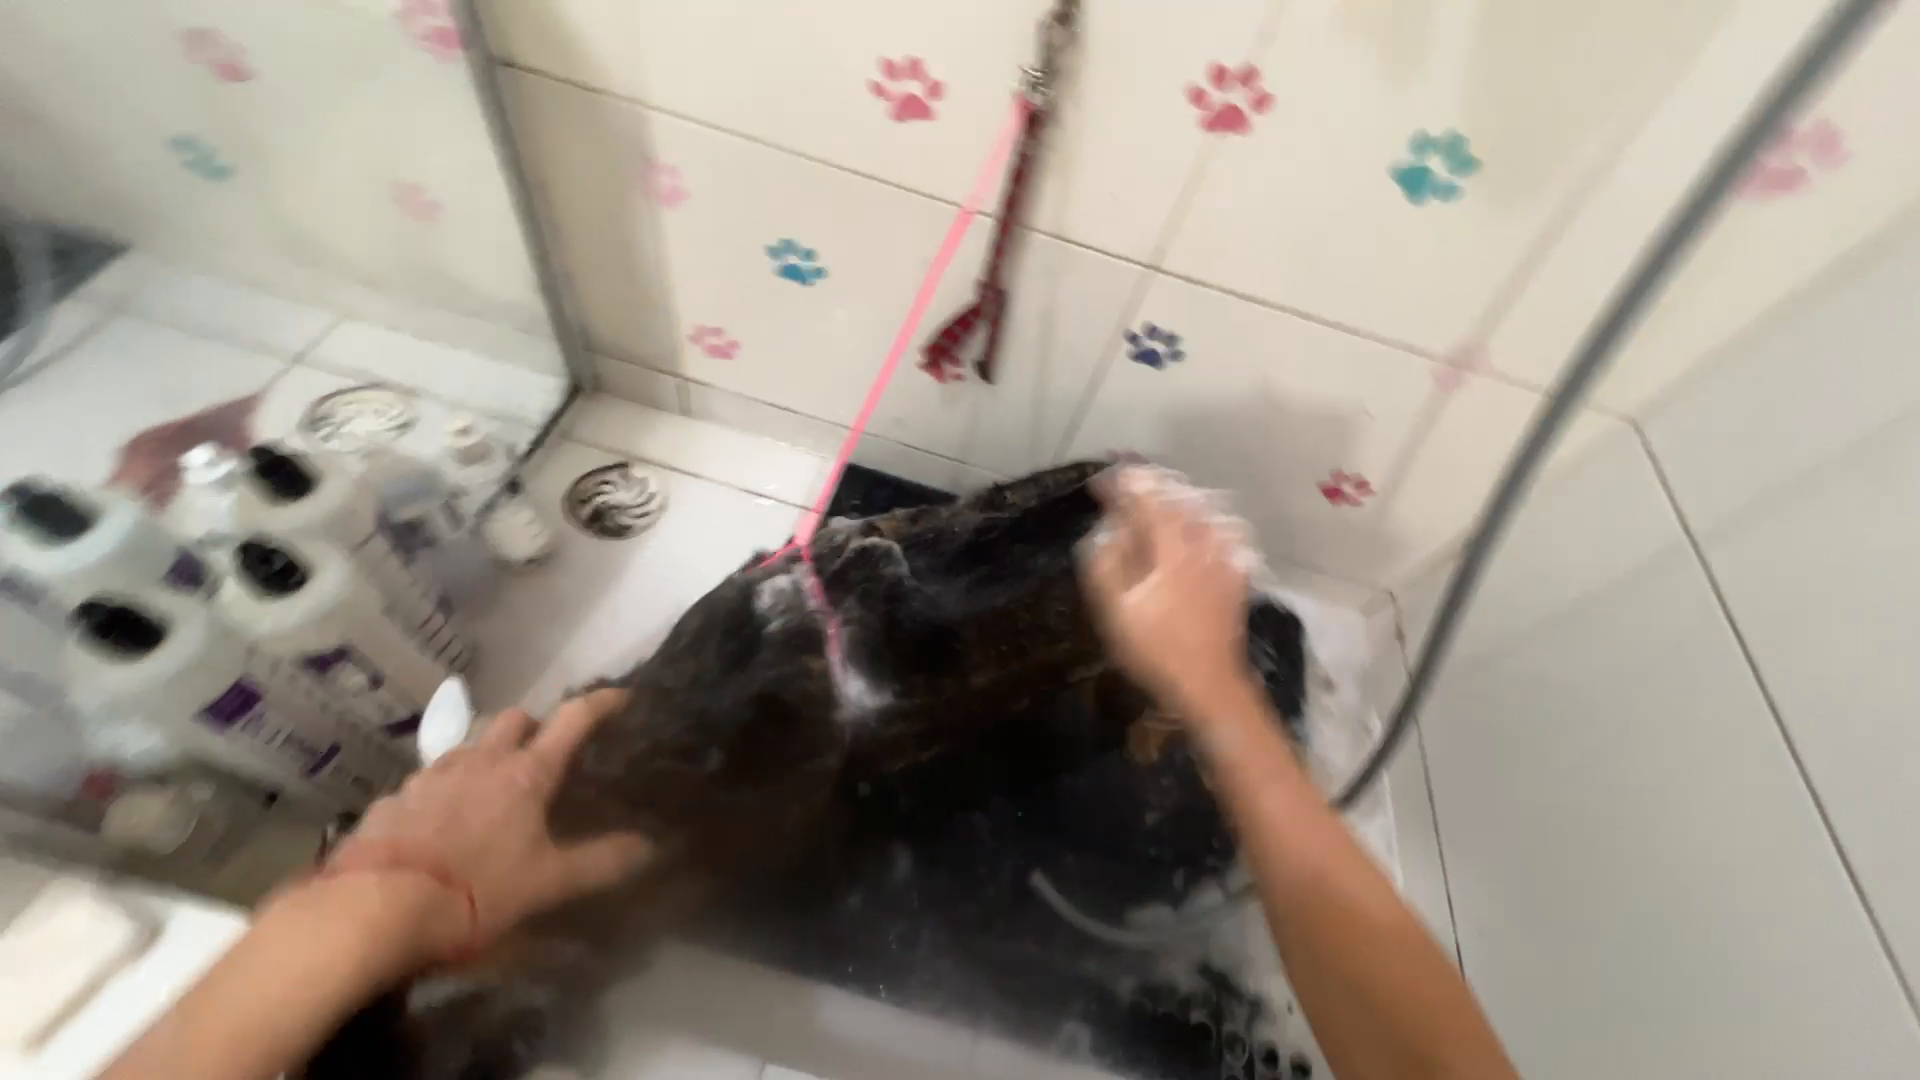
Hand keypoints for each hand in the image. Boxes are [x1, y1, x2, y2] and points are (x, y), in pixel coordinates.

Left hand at [320, 688, 651, 963]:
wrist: (366, 915)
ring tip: (490, 791)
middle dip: (534, 726)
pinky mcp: (389, 803)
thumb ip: (600, 862)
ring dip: (486, 757)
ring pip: (468, 747)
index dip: (602, 702)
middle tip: (543, 753)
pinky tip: (438, 826)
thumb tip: (646, 846)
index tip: (622, 696)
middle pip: (515, 718)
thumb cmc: (472, 891)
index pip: (574, 718)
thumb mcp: (548, 884)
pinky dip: (442, 792)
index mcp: (527, 773)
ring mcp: (430, 778)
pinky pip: (424, 783)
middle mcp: (481, 761)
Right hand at [1081, 466, 1253, 713]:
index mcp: (1169, 548)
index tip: (1103, 482)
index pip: (1147, 498)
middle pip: (1179, 496)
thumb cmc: (1155, 649)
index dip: (1124, 484)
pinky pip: (1229, 533)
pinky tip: (1205, 527)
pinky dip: (1213, 521)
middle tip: (1129, 484)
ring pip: (1207, 509)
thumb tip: (1107, 530)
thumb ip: (1107, 563)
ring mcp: (1225, 557)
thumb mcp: (1115, 611)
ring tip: (1163, 497)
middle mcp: (1202, 543)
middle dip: (1153, 484)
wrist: (1208, 683)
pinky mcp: (1237, 574)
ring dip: (1181, 496)